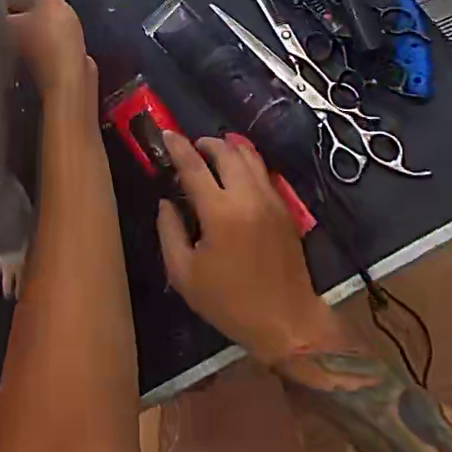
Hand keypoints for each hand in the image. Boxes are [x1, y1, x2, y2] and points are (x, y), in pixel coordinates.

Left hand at [7, 0, 93, 103]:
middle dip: (27, 6)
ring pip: (35, 30)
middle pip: (18, 18)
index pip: (3, 4)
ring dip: (42, 21)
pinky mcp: (51, 60)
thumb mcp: (53, 3)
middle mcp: (16, 39)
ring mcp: (33, 52)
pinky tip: (66, 25)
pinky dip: (56, 33)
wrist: (72, 76)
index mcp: (10, 24)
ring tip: (55, 4)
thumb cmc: (56, 38)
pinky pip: (51, 40)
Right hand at [155, 133, 345, 363]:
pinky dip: (248, 163)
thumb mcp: (185, 274)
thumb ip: (170, 232)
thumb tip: (166, 203)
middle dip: (207, 143)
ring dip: (230, 148)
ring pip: (251, 157)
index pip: (195, 167)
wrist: (285, 318)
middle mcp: (248, 196)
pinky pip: (265, 173)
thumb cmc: (229, 302)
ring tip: (214, 152)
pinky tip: (238, 173)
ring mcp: (271, 199)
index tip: (166, 133)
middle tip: (191, 146)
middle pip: (227, 152)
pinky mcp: (285, 208)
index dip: (179, 147)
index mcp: (220, 212)